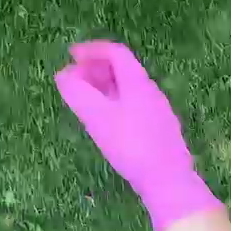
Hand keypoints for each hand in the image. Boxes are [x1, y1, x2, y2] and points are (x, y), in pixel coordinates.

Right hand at [54, 40, 221, 230]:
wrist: (168, 181)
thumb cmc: (131, 145)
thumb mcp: (98, 118)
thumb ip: (78, 94)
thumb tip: (62, 75)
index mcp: (137, 83)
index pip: (116, 53)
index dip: (92, 50)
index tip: (71, 55)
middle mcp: (150, 91)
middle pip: (122, 69)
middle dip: (95, 69)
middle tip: (73, 78)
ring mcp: (156, 110)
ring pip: (127, 88)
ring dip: (103, 86)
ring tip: (83, 99)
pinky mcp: (158, 129)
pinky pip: (131, 104)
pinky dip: (112, 102)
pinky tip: (104, 121)